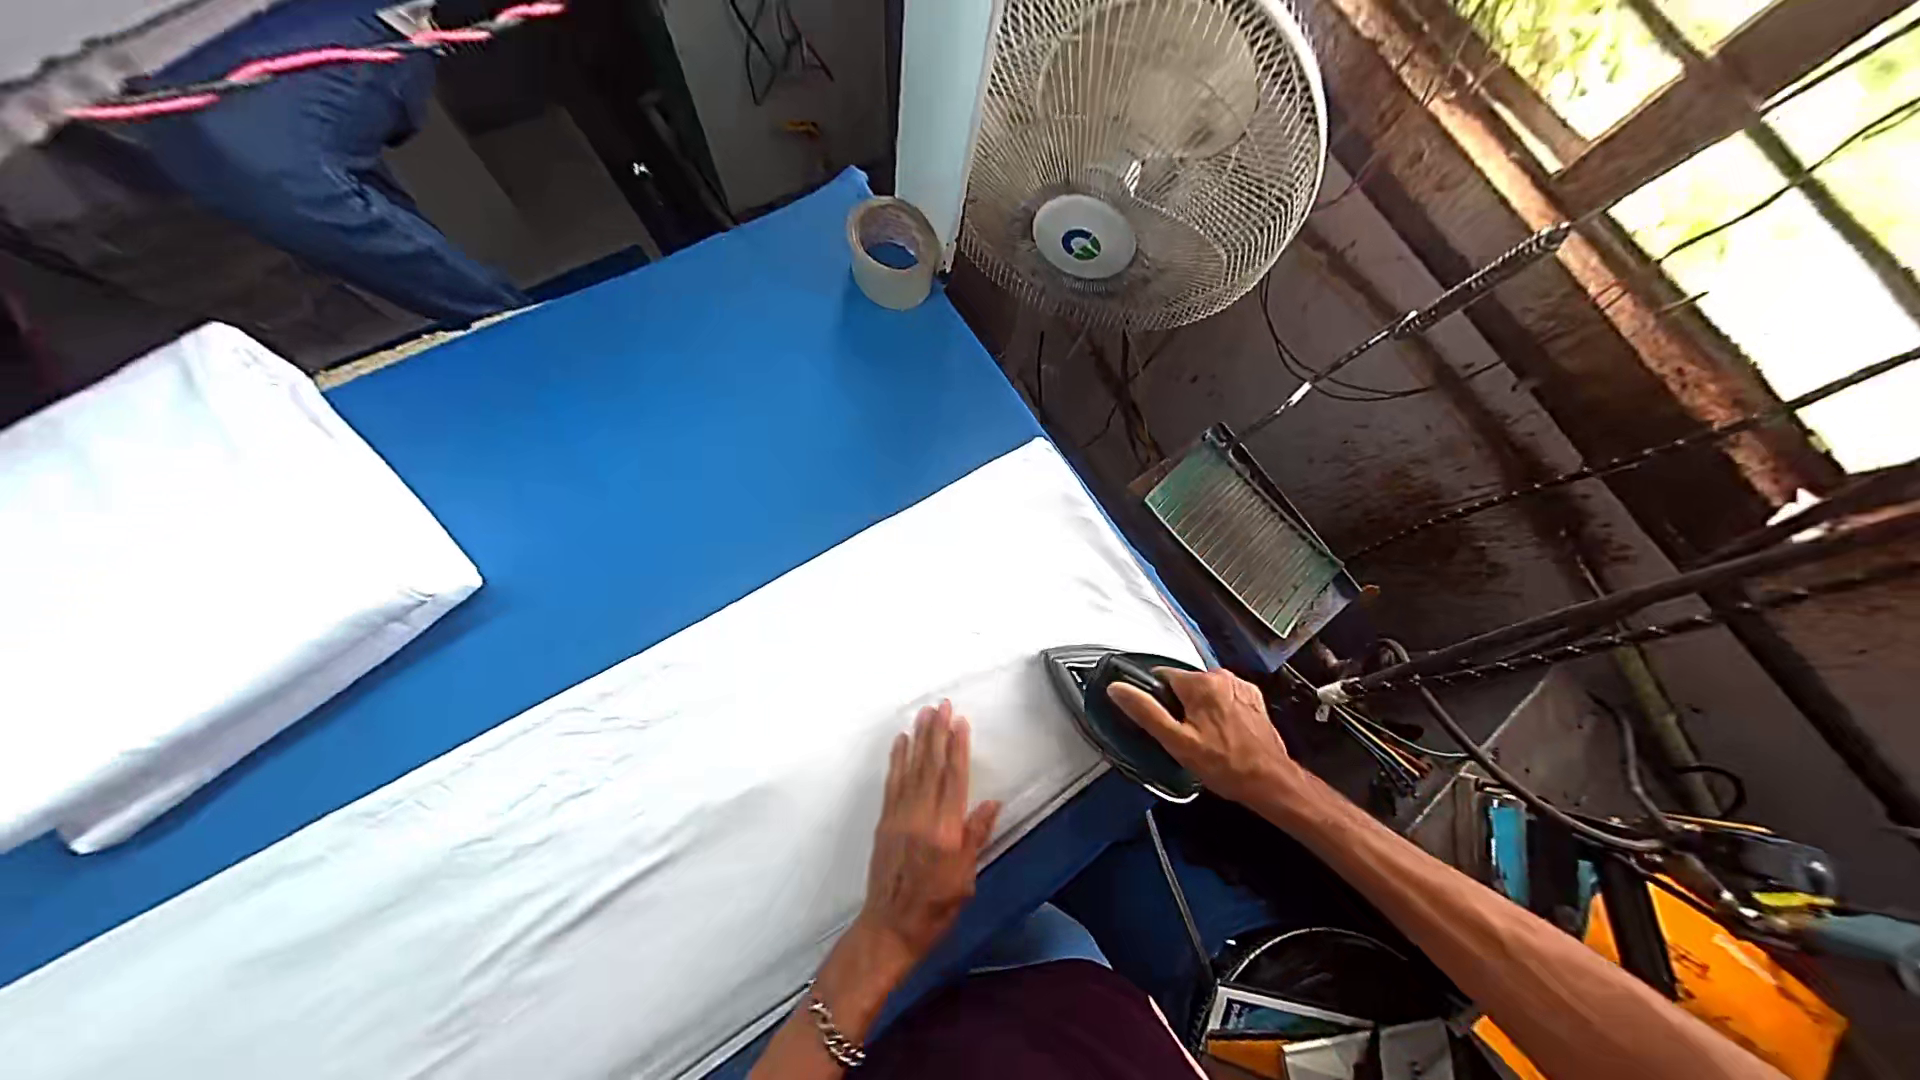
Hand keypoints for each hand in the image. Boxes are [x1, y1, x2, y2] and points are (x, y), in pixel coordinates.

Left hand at [855, 700, 1000, 968]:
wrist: (890, 929)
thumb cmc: (935, 909)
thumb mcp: (966, 879)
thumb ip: (976, 837)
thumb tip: (991, 803)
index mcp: (946, 831)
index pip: (954, 779)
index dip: (957, 748)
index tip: (960, 722)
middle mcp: (921, 817)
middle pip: (931, 766)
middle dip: (937, 733)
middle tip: (941, 705)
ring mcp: (899, 816)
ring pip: (911, 768)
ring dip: (918, 738)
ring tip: (924, 713)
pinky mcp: (884, 821)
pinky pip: (892, 783)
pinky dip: (897, 759)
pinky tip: (901, 742)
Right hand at [1107, 667, 1302, 805]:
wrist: (1270, 782)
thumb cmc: (1226, 765)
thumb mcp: (1176, 741)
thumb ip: (1145, 711)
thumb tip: (1118, 689)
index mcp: (1201, 683)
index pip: (1161, 676)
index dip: (1158, 700)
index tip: (1167, 722)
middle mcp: (1222, 678)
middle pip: (1183, 685)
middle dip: (1180, 707)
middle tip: (1187, 736)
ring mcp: (1240, 688)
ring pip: (1204, 692)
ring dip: (1200, 710)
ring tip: (1208, 740)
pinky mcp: (1252, 699)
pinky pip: (1224, 698)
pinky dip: (1219, 713)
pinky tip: (1223, 736)